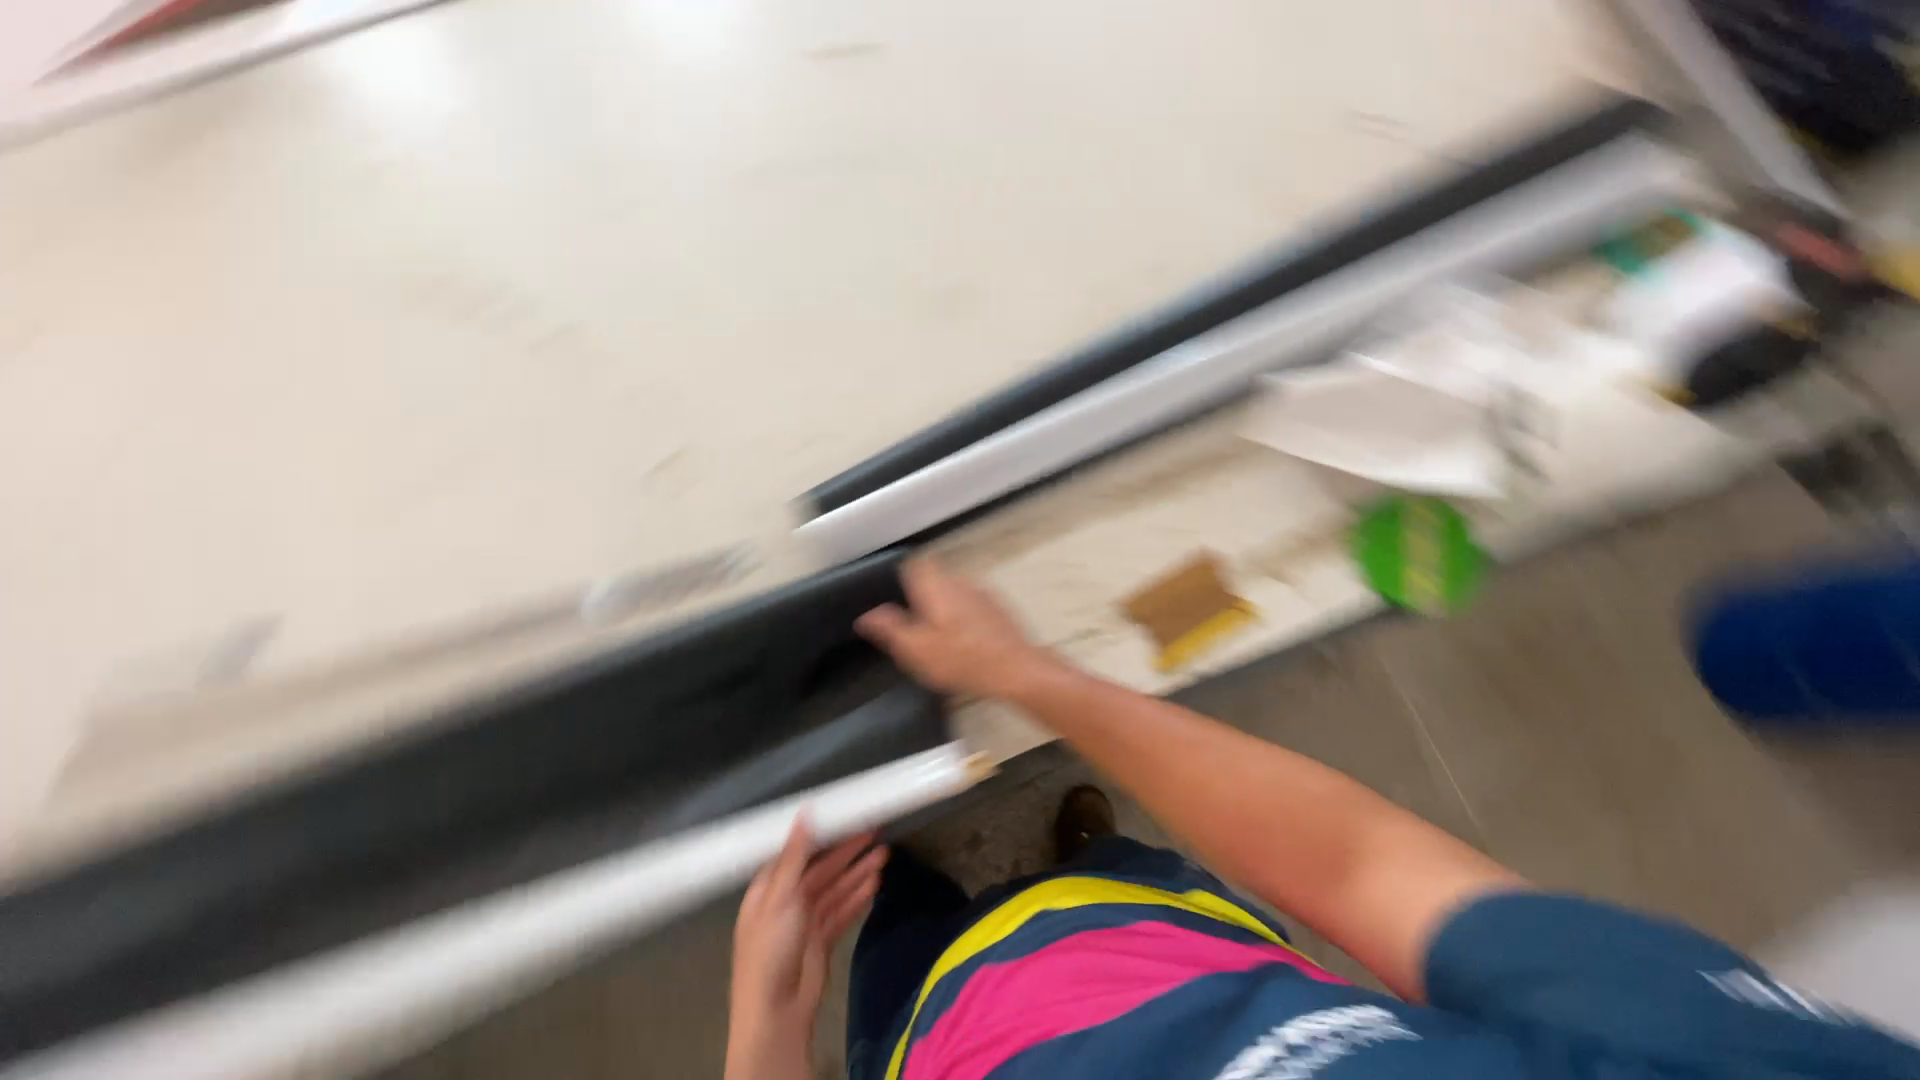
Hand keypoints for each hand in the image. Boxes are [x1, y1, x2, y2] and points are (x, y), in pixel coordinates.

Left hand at [726, 821, 886, 1079]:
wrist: (776, 1010)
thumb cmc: (771, 948)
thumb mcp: (781, 895)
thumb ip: (796, 854)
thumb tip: (804, 812)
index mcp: (769, 887)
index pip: (799, 853)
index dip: (823, 835)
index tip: (848, 818)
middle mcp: (786, 900)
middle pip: (821, 869)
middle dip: (848, 853)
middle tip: (876, 834)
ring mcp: (805, 921)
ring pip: (835, 889)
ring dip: (857, 872)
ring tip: (884, 855)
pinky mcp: (821, 940)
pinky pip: (842, 911)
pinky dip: (857, 897)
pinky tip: (875, 884)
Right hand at [856, 557, 1061, 699]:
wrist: (1016, 670)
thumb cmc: (962, 660)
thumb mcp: (916, 649)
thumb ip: (889, 628)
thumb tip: (866, 616)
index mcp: (935, 587)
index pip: (914, 564)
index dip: (902, 576)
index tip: (897, 596)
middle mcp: (960, 582)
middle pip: (934, 578)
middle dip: (923, 597)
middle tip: (915, 626)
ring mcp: (983, 593)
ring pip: (955, 592)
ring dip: (946, 609)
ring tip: (940, 639)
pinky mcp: (1000, 609)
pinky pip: (973, 606)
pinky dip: (966, 619)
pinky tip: (966, 644)